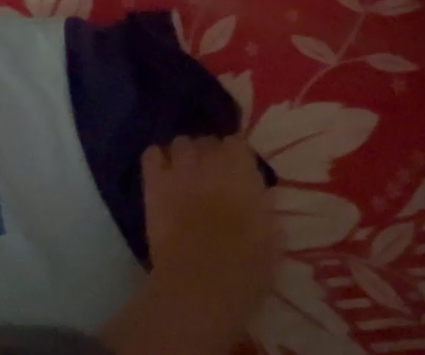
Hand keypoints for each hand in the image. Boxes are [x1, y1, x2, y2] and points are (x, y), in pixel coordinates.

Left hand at [100, 135, 276, 353]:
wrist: (200, 283)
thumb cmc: (246, 268)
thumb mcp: (273, 240)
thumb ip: (265, 210)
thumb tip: (260, 198)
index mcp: (241, 171)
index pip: (238, 142)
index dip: (237, 156)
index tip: (240, 171)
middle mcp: (208, 160)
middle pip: (207, 141)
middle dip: (211, 155)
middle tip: (214, 177)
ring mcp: (178, 168)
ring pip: (180, 143)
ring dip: (186, 156)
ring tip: (187, 174)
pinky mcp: (153, 182)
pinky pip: (151, 154)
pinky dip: (157, 160)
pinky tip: (163, 175)